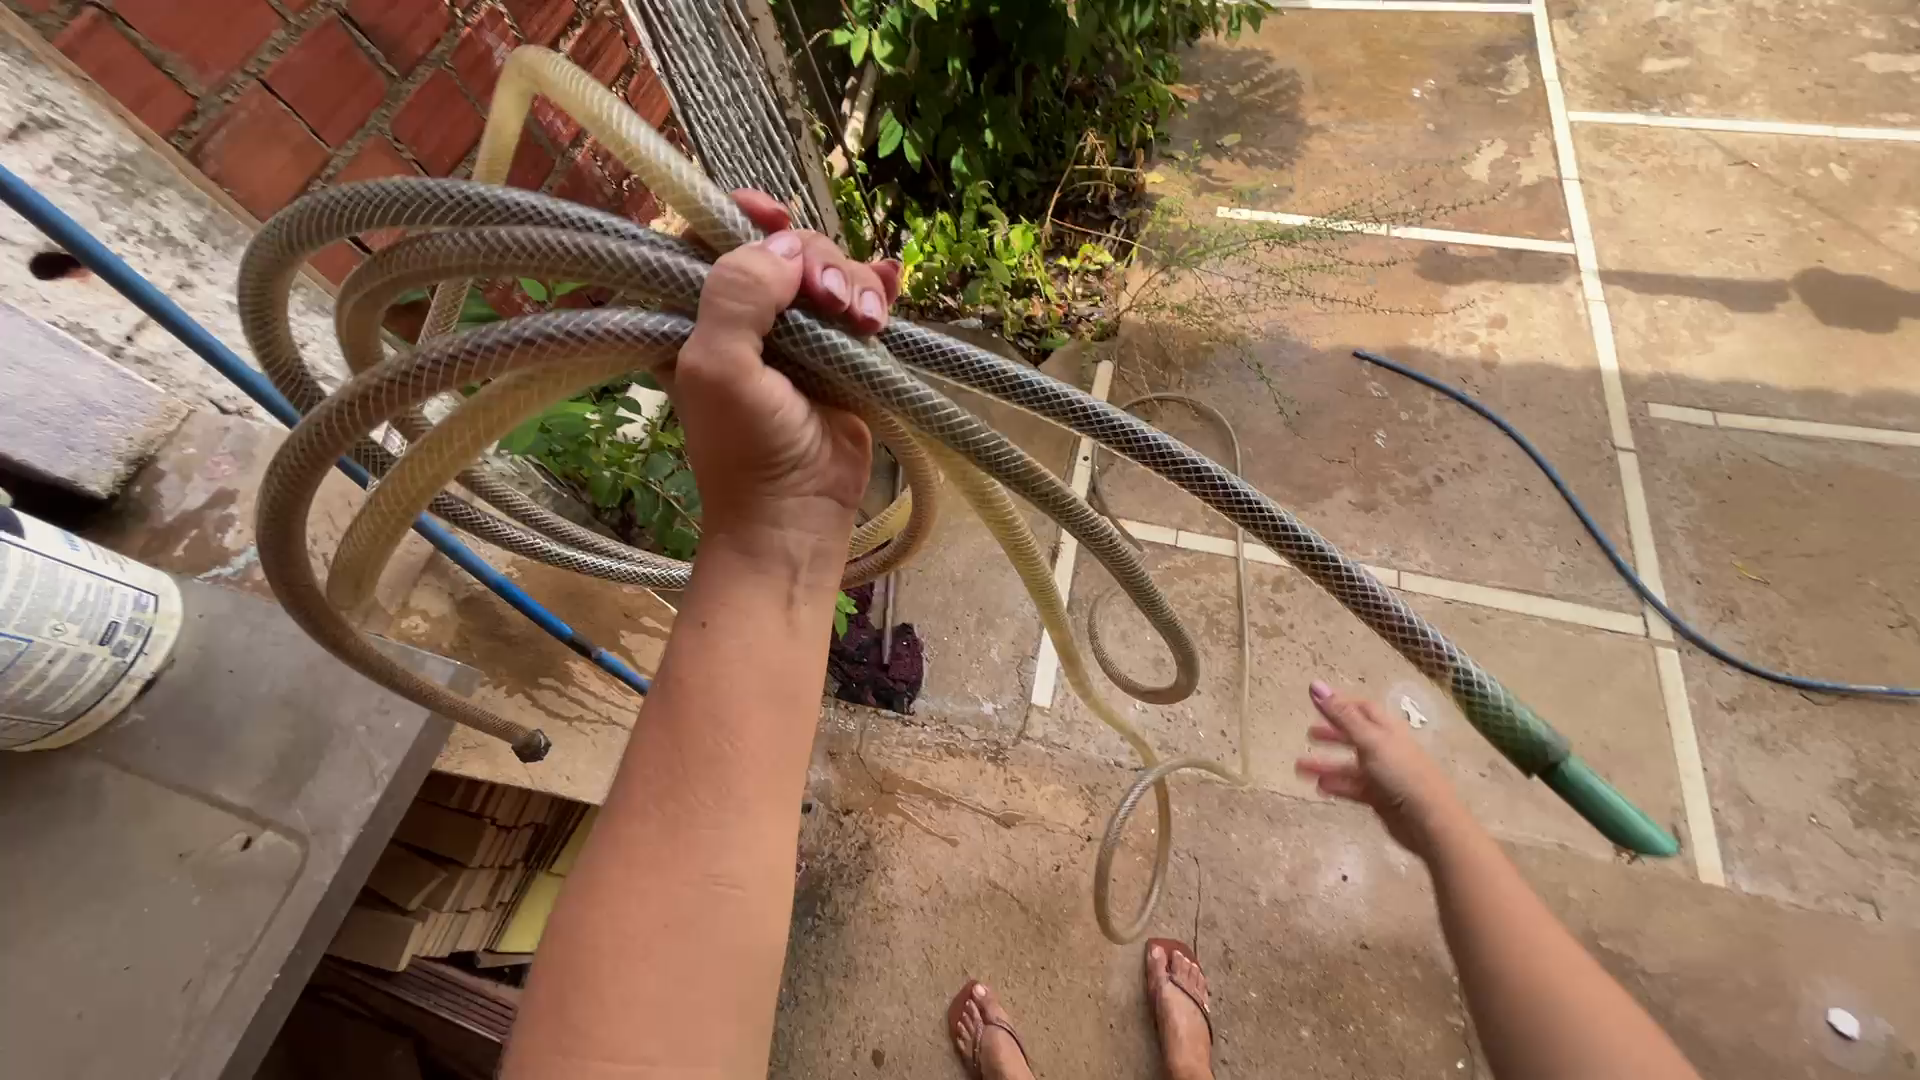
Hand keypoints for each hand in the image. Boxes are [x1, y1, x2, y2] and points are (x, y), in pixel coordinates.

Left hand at [665, 191, 901, 553]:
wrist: (796, 513)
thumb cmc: (746, 448)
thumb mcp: (719, 367)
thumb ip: (738, 293)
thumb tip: (789, 243)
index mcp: (701, 315)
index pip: (712, 240)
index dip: (744, 217)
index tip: (775, 216)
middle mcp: (751, 319)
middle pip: (787, 251)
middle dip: (817, 262)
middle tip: (833, 301)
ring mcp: (802, 338)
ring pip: (831, 276)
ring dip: (855, 284)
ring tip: (868, 322)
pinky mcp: (844, 358)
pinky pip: (862, 307)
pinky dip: (878, 293)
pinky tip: (889, 292)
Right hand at [1294, 681, 1468, 860]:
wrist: (1430, 821)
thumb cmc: (1401, 774)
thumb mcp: (1369, 740)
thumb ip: (1341, 715)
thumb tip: (1314, 685)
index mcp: (1387, 730)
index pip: (1363, 709)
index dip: (1341, 704)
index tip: (1317, 703)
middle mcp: (1386, 749)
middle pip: (1355, 736)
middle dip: (1331, 734)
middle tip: (1309, 735)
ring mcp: (1383, 774)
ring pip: (1349, 765)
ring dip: (1325, 764)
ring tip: (1300, 768)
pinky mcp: (1380, 797)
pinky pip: (1353, 787)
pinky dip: (1337, 785)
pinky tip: (1320, 787)